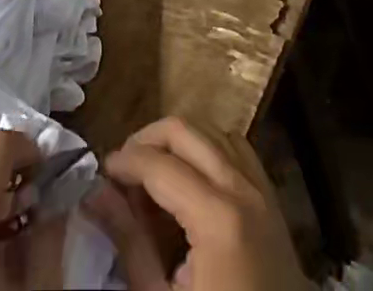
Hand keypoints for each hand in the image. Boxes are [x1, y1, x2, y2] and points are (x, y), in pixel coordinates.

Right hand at [84, 118, 306, 290]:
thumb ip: (130, 241)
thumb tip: (96, 194)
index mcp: (218, 218)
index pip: (156, 163)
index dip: (121, 162)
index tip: (99, 176)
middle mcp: (244, 191)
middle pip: (183, 130)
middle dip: (145, 142)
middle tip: (124, 173)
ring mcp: (265, 193)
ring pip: (211, 130)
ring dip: (177, 143)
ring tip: (155, 176)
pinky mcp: (275, 203)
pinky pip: (237, 150)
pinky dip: (208, 150)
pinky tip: (190, 182)